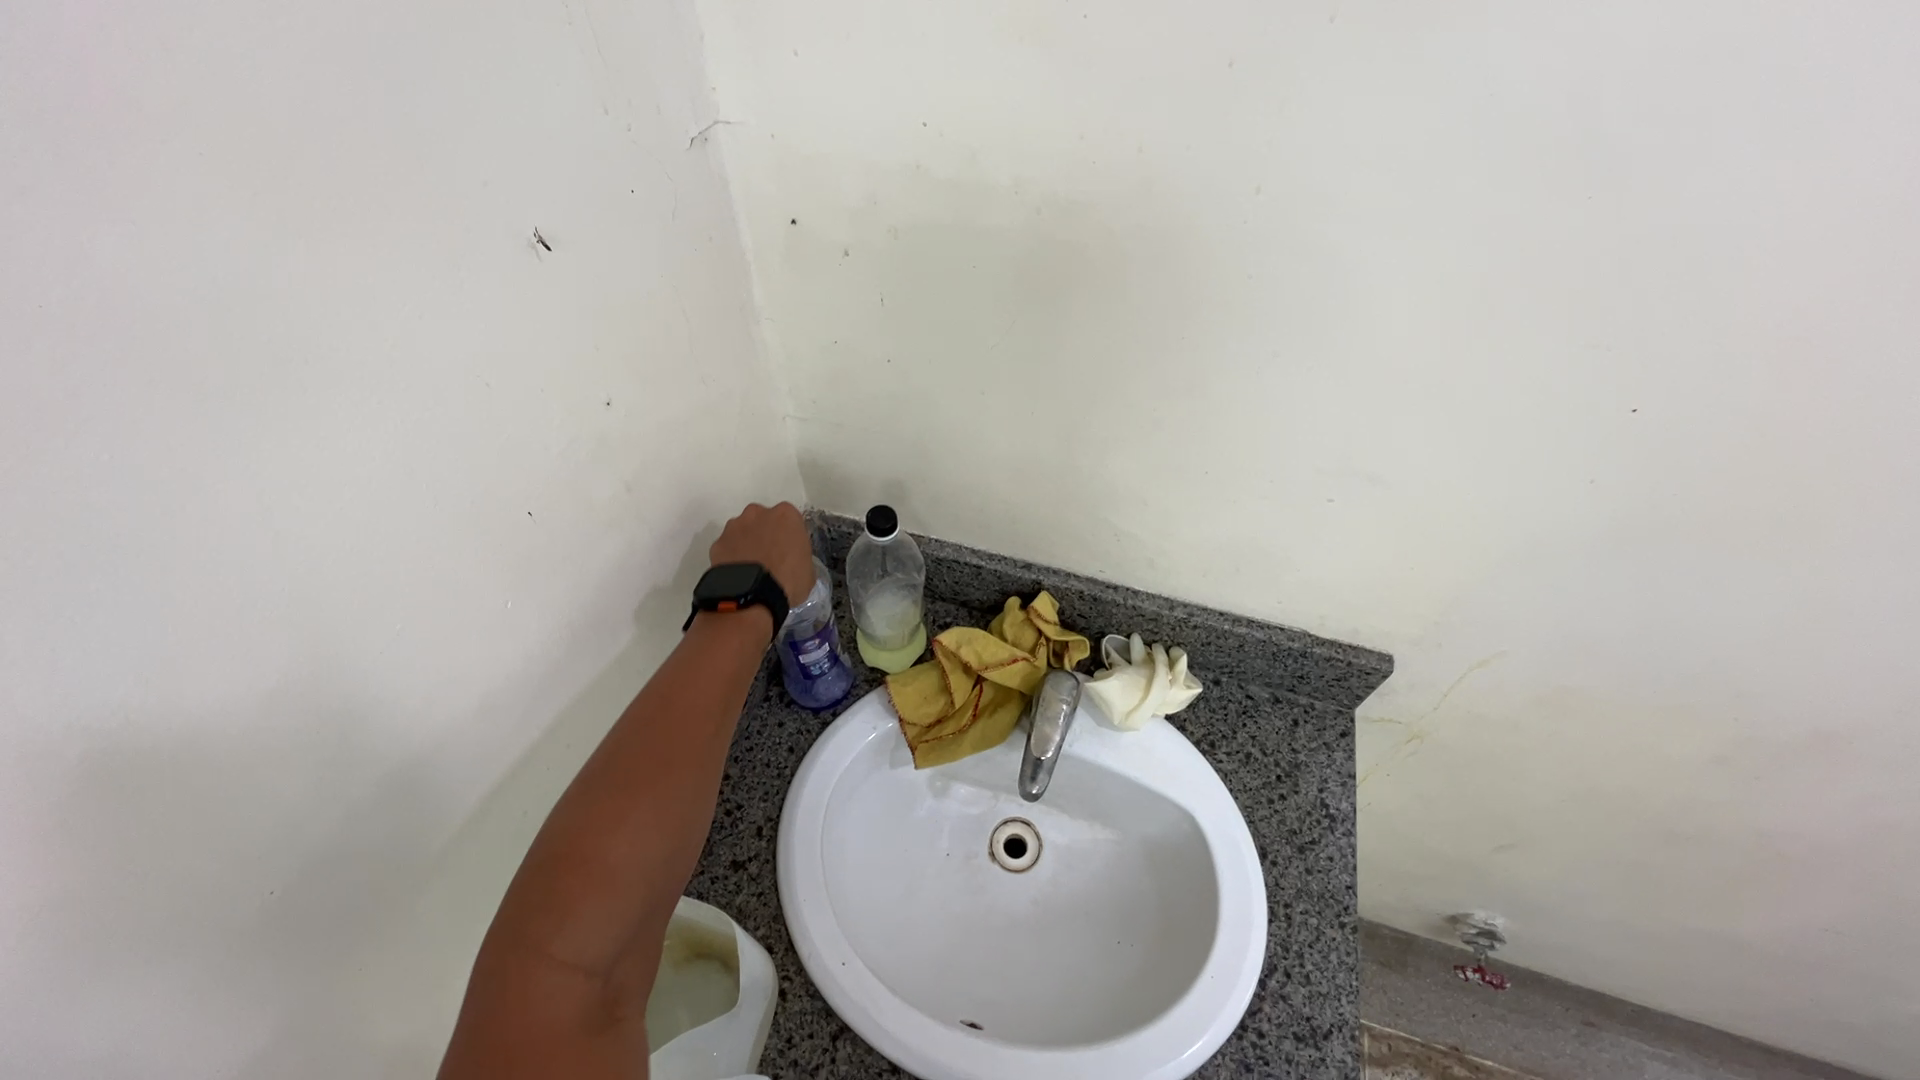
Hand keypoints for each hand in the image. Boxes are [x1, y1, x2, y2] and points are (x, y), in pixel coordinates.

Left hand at [709, 502, 813, 607]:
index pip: (790, 521)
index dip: (789, 537)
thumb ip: (798, 556)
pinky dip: (731, 557)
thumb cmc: (788, 580)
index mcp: (786, 515)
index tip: (789, 552)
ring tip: (750, 568)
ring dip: (746, 543)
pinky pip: (727, 547)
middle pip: (763, 520)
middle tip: (770, 558)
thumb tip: (790, 562)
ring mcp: (734, 526)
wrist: (752, 595)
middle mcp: (758, 513)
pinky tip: (737, 574)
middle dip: (765, 534)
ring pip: (742, 531)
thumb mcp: (808, 570)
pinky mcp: (717, 543)